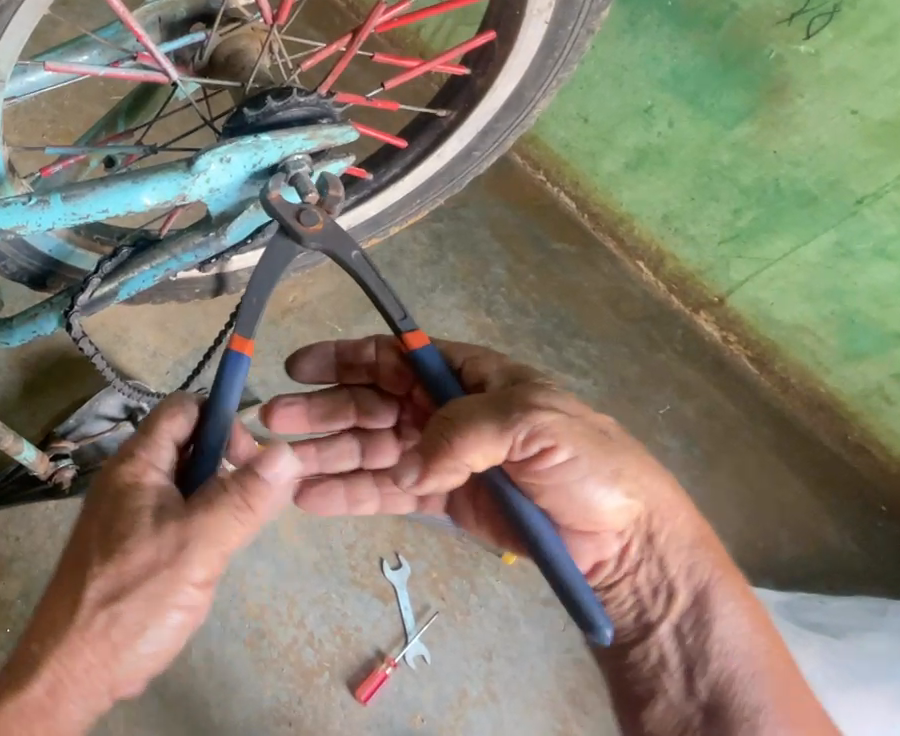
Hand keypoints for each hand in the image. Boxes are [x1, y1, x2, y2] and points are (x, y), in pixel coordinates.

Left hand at [0, 393, 300, 733]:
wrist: (73, 665)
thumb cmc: (133, 598)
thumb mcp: (198, 545)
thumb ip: (241, 498)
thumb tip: (286, 452)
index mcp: (137, 462)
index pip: (183, 409)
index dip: (222, 420)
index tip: (252, 461)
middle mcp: (128, 477)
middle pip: (186, 444)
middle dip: (224, 464)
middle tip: (249, 506)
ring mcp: (126, 512)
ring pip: (183, 483)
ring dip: (214, 498)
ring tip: (229, 538)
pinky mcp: (129, 544)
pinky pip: (172, 515)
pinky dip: (198, 525)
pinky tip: (209, 558)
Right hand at [259, 337, 695, 597]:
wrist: (626, 541)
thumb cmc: (587, 462)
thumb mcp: (533, 422)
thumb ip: (463, 430)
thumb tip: (408, 463)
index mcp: (463, 375)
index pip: (391, 357)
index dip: (342, 358)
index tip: (299, 366)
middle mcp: (440, 408)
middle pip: (366, 402)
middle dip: (319, 408)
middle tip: (273, 417)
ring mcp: (435, 455)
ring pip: (366, 447)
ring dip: (323, 452)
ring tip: (279, 463)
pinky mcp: (437, 499)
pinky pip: (383, 490)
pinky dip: (347, 494)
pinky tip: (311, 498)